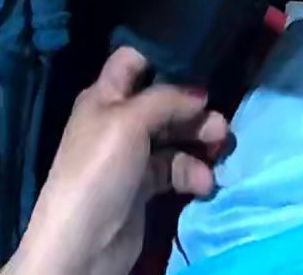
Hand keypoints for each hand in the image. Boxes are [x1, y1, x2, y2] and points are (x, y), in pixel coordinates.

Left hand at [7, 47, 227, 274]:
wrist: (82, 243)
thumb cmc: (100, 166)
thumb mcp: (129, 121)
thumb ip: (164, 100)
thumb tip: (199, 92)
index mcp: (105, 94)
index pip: (131, 61)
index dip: (160, 60)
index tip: (195, 67)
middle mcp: (117, 119)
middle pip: (159, 101)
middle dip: (190, 108)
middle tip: (220, 123)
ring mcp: (130, 154)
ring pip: (170, 136)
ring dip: (196, 141)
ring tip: (220, 149)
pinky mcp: (142, 188)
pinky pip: (172, 170)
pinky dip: (190, 173)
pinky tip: (204, 183)